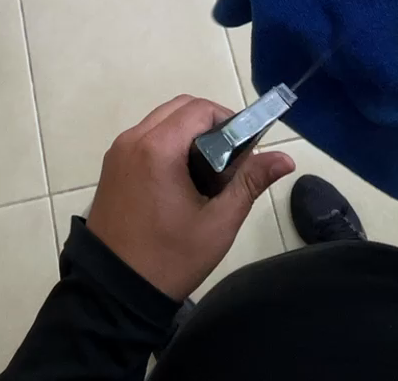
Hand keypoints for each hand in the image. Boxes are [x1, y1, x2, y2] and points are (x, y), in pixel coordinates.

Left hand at [85, 95, 295, 300]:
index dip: (227, 119)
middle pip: (178, 107)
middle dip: (209, 123)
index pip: (198, 109)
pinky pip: (144, 136)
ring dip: (187, 131)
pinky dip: (166, 142)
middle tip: (230, 156)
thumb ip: (250, 183)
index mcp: (158, 148)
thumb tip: (286, 159)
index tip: (245, 145)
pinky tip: (181, 176)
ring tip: (209, 168)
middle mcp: (133, 138)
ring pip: (160, 119)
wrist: (114, 290)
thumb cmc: (170, 257)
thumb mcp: (217, 223)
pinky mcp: (112, 164)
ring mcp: (118, 150)